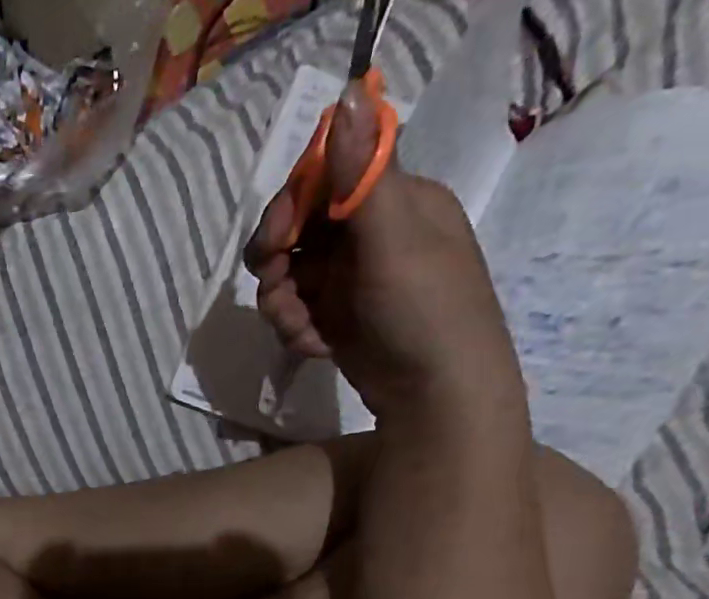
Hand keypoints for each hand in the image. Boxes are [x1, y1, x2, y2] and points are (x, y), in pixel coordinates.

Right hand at [245, 82, 522, 418]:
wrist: (434, 397)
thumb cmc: (424, 311)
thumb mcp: (392, 241)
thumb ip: (362, 174)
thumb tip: (349, 92)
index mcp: (393, 201)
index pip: (323, 180)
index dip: (287, 208)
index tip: (274, 243)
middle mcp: (370, 233)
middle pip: (296, 229)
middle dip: (276, 264)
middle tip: (277, 291)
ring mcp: (351, 277)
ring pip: (287, 275)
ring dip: (280, 304)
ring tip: (300, 331)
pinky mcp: (337, 315)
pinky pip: (295, 308)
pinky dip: (294, 327)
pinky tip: (313, 346)